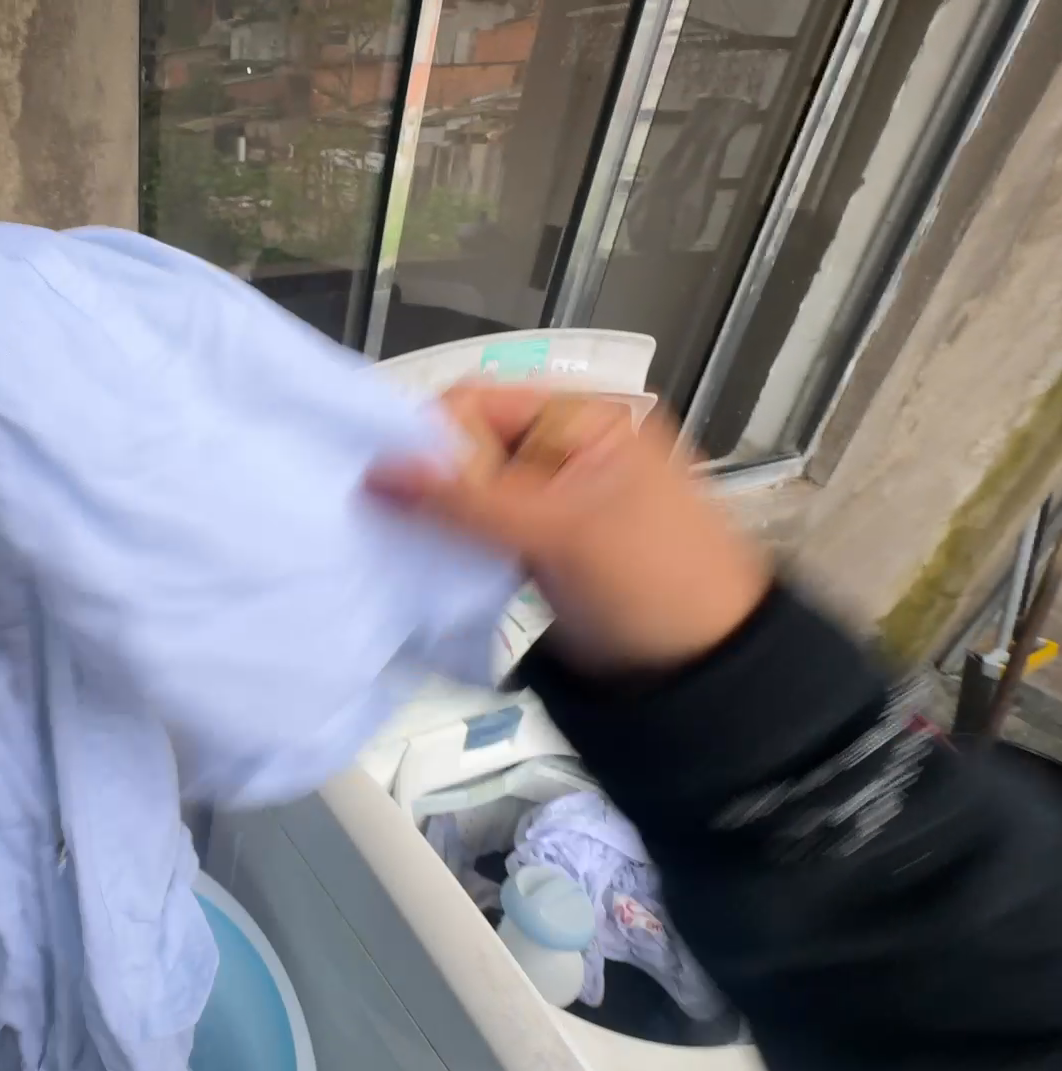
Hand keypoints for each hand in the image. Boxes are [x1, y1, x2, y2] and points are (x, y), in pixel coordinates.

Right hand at [367, 383, 771, 672]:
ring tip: (392, 532)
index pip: (478, 402)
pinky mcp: (525, 534)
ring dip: (426, 505)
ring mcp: (539, 492)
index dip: (428, 434)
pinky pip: (466, 520)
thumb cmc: (650, 583)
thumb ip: (467, 501)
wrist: (694, 668)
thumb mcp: (560, 533)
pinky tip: (416, 549)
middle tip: (383, 509)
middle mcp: (557, 445)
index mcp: (583, 419)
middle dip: (422, 472)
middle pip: (463, 441)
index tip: (387, 477)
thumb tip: (375, 471)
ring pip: (459, 484)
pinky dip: (441, 532)